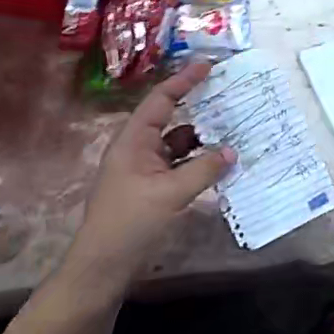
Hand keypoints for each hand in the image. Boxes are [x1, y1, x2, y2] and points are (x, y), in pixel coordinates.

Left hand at [73, 64, 234, 280]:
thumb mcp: (170, 194)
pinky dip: (195, 161)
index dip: (184, 80)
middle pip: (169, 118)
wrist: (101, 269)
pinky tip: (215, 165)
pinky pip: (176, 165)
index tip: (209, 65)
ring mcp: (142, 169)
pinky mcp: (148, 189)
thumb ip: (203, 170)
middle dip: (197, 107)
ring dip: (199, 139)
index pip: (161, 99)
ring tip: (230, 131)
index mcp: (133, 140)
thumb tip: (232, 151)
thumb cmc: (130, 223)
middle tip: (227, 96)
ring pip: (175, 144)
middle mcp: (136, 148)